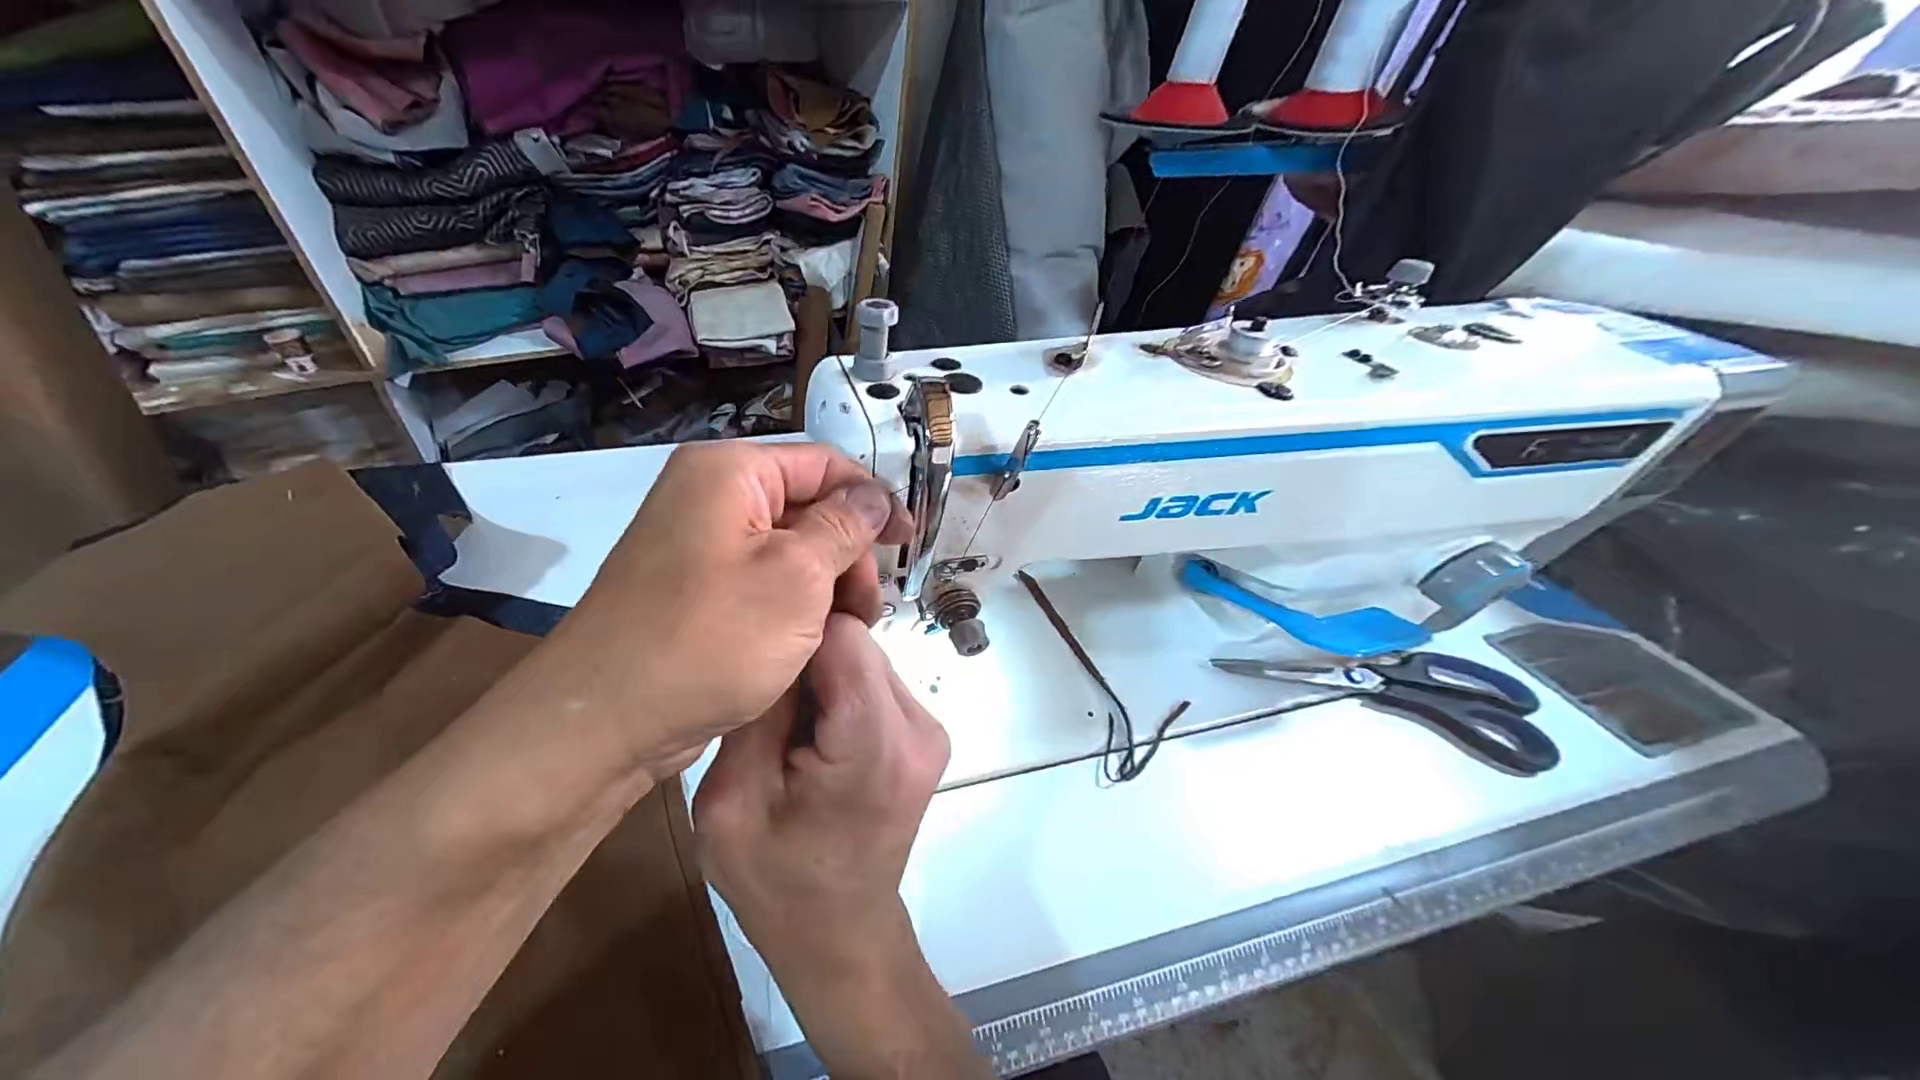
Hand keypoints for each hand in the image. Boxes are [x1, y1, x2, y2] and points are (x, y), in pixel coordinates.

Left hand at [550, 441, 910, 780]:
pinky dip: (795, 606)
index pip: (825, 464)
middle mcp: (711, 498)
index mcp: (730, 473)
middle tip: (867, 610)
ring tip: (842, 633)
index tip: (909, 541)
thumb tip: (874, 497)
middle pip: (809, 508)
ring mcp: (700, 547)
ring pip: (791, 551)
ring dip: (827, 586)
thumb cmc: (709, 637)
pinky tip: (811, 642)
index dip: (873, 498)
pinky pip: (763, 582)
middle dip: (849, 554)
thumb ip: (845, 526)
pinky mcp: (697, 590)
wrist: (604, 722)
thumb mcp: (797, 576)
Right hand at [695, 615, 978, 1078]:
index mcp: (875, 747)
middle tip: (769, 705)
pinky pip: (876, 681)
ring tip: (791, 728)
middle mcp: (920, 727)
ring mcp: (931, 728)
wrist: (840, 931)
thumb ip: (759, 711)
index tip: (758, 662)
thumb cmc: (777, 881)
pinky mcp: (928, 732)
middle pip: (858, 643)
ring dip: (825, 677)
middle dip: (809, 660)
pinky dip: (843, 692)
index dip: (795, 636)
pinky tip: (818, 735)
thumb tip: (775, 637)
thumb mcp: (732, 801)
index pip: (844, 637)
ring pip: (867, 657)